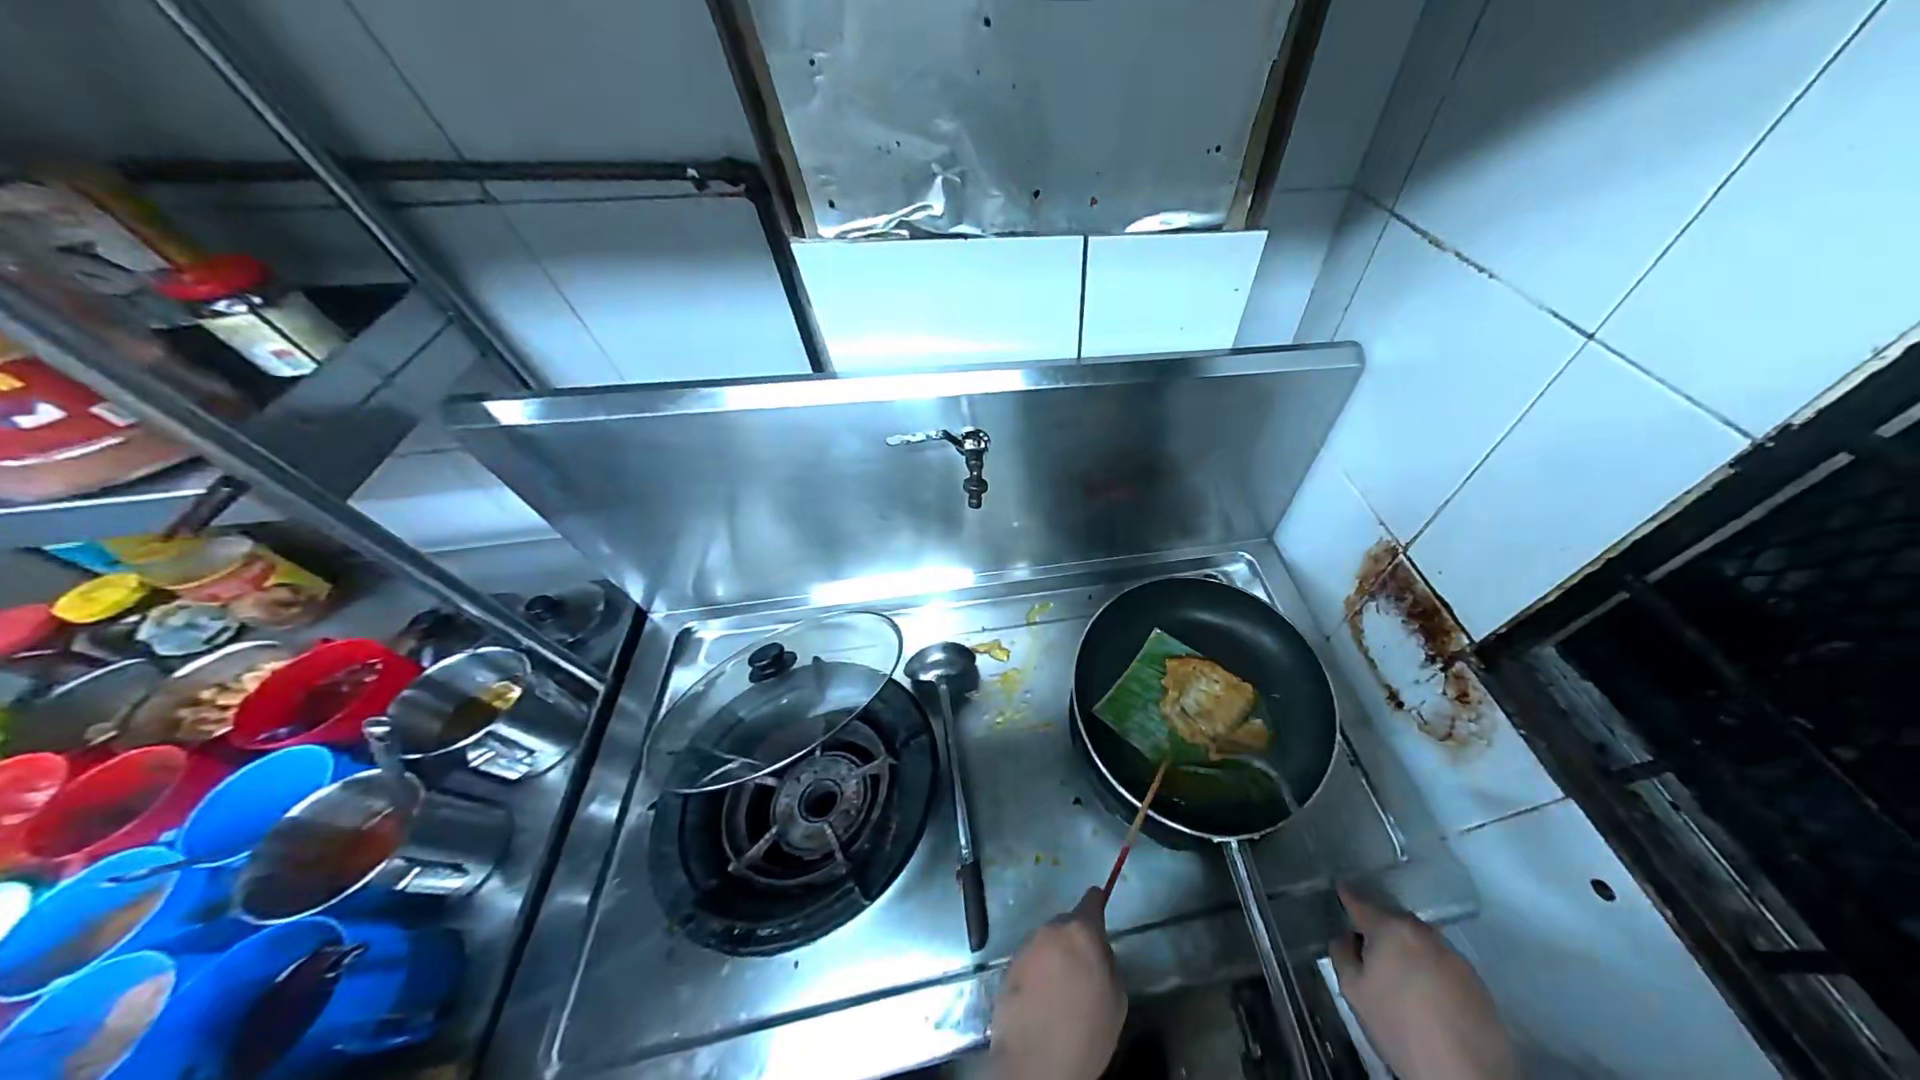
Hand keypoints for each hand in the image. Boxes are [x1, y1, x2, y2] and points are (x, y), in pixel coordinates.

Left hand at [990, 887, 1126, 1079]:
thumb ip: (1107, 962)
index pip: (1091, 902)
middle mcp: (1050, 930)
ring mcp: (1025, 947)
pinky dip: (1037, 972)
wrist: (1036, 1063)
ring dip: (1054, 956)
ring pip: (1046, 943)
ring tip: (1061, 989)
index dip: (1096, 902)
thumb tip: (1097, 950)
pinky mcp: (1007, 967)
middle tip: (1082, 968)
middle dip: (1074, 939)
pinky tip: (1043, 998)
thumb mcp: (1117, 998)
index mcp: (1081, 932)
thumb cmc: (1086, 1032)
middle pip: (1066, 925)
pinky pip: (1030, 961)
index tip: (1098, 899)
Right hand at [1330, 886, 1516, 1079]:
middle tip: (1365, 944)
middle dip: (1378, 925)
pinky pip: (1440, 961)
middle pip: (1393, 918)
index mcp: (1391, 929)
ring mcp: (1455, 956)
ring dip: (1405, 947)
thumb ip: (1342, 954)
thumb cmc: (1400, 1026)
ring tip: (1396, 972)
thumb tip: (1347, 937)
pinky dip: (1427, 967)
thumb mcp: (1354, 991)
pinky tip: (1423, 992)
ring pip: (1419, 940)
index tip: (1339, 889)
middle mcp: (1424, 933)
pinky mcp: (1476, 981)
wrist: (1466, 1075)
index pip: (1361, 902)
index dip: (1347, 895)